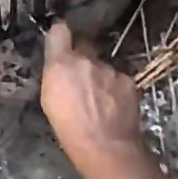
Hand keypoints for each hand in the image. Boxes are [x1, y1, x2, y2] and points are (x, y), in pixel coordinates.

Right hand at [41, 22, 146, 176]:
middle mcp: (86, 60)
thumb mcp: (50, 101)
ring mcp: (109, 69)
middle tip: (83, 82)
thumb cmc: (69, 129)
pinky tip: (115, 107)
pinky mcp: (128, 80)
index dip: (61, 34)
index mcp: (61, 64)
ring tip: (101, 102)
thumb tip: (61, 66)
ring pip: (103, 67)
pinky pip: (119, 79)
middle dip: (83, 61)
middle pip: (85, 49)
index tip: (62, 38)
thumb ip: (56, 75)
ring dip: (101, 78)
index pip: (59, 31)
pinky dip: (117, 89)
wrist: (105, 147)